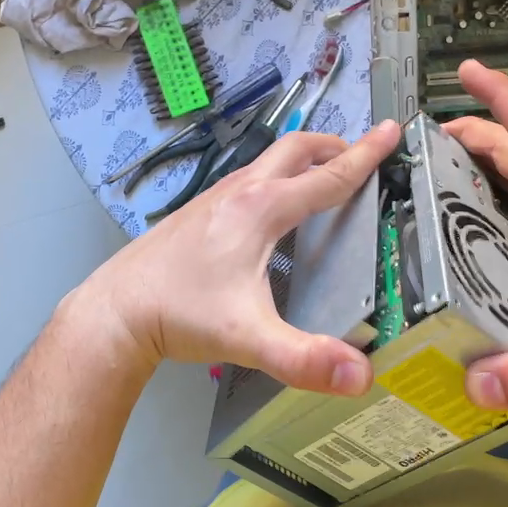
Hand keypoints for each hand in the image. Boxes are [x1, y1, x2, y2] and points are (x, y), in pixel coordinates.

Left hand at [70, 121, 401, 395]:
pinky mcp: (199, 212)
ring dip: (302, 161)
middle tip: (360, 156)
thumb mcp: (248, 338)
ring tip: (323, 179)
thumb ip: (304, 358)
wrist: (116, 309)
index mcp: (262, 210)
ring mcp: (215, 198)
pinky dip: (277, 180)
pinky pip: (249, 181)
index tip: (391, 131)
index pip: (327, 177)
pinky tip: (273, 215)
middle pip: (295, 151)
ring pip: (268, 163)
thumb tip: (361, 375)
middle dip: (333, 147)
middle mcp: (240, 192)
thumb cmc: (180, 314)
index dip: (365, 156)